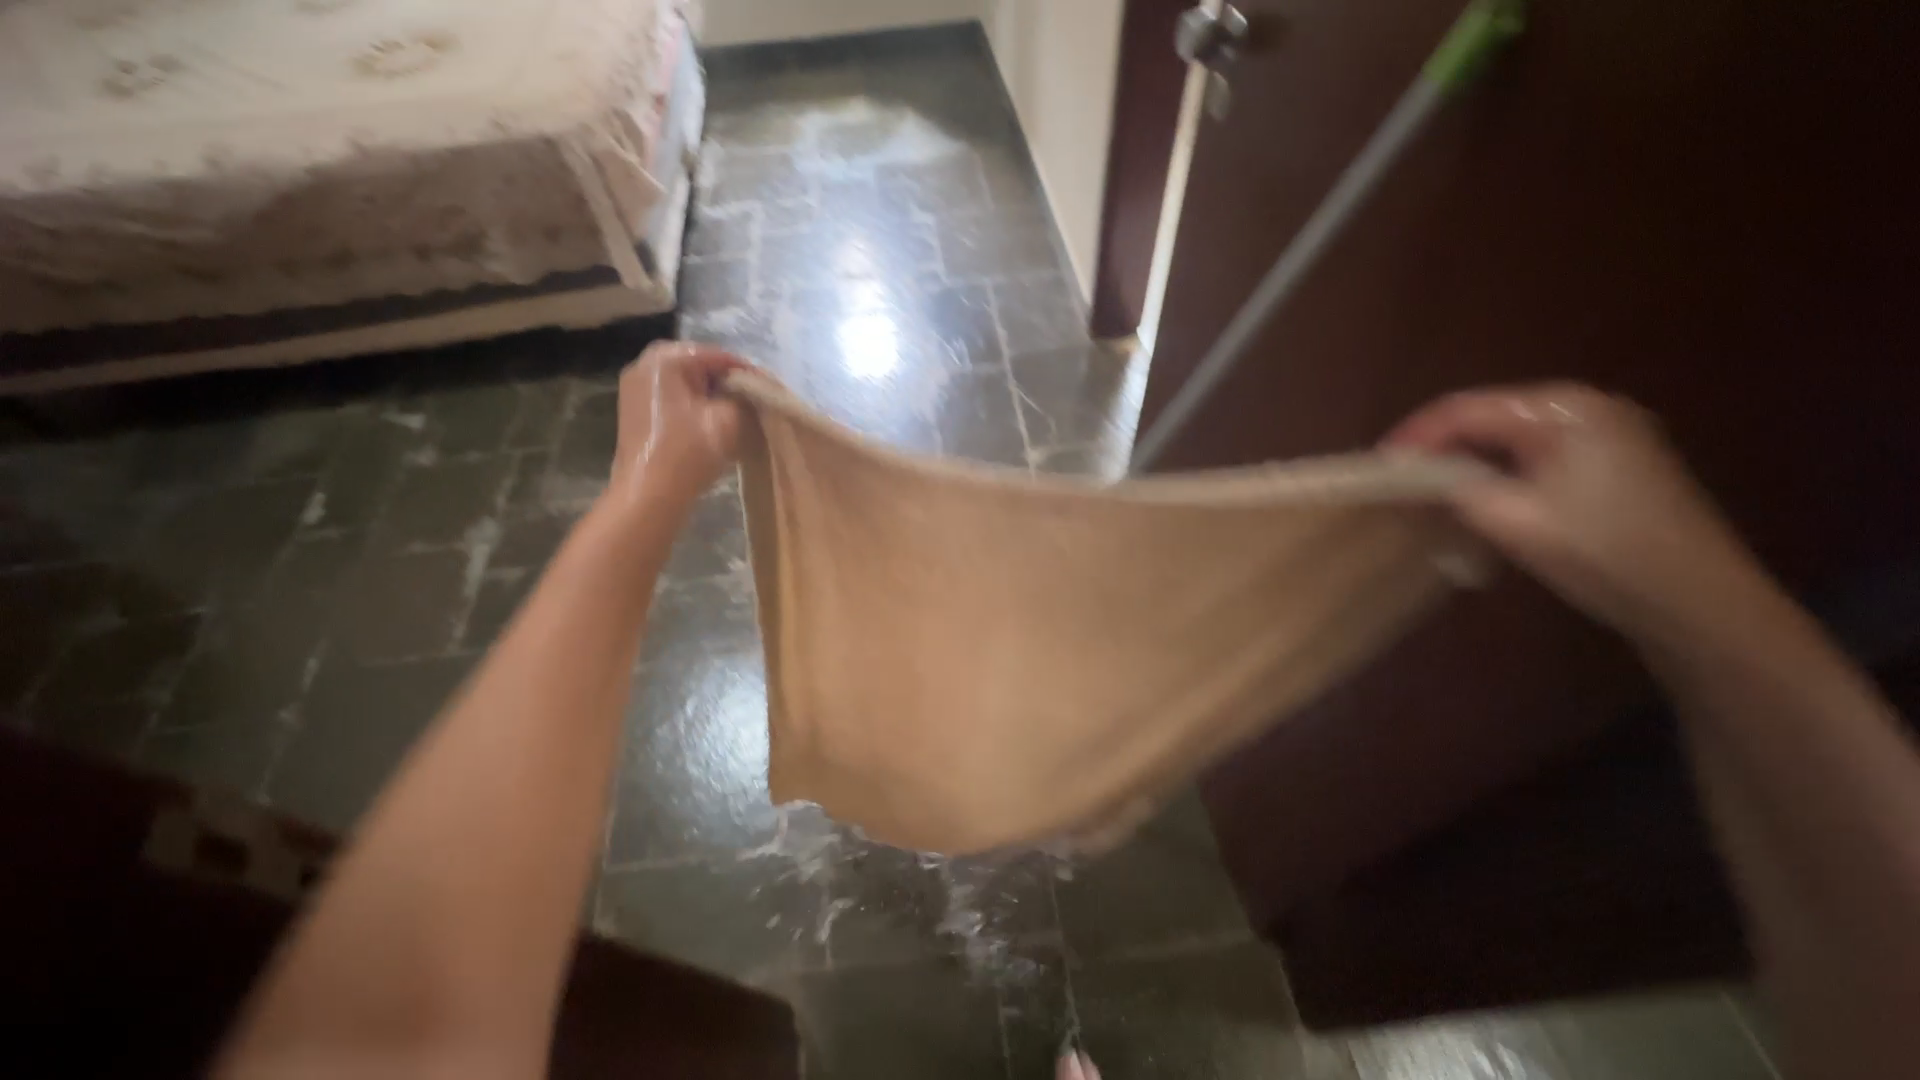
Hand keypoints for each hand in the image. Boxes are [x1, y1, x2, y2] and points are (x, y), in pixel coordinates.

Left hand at [607, 342, 752, 513]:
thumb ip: (747, 396)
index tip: (773, 392)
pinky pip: (675, 398)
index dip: (751, 374)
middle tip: (757, 403)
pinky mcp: (636, 410)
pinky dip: (696, 406)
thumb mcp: (729, 420)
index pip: (720, 356)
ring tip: (740, 415)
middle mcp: (645, 364)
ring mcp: (636, 388)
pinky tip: (713, 424)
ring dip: (714, 396)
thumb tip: (756, 391)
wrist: (648, 496)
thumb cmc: (689, 453)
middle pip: (702, 366)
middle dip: (730, 384)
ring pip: (688, 383)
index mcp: (666, 359)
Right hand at [1383, 383, 1768, 643]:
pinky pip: (1539, 453)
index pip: (1467, 408)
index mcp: (1563, 409)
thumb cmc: (1601, 553)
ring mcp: (1609, 433)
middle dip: (1439, 444)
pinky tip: (1480, 494)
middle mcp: (1587, 407)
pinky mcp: (1618, 462)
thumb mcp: (1513, 520)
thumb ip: (1455, 487)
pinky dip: (1501, 469)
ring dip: (1468, 458)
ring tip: (1427, 486)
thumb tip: (1416, 476)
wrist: (1698, 601)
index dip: (1415, 435)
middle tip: (1398, 477)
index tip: (1377, 466)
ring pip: (1513, 436)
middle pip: (1491, 415)